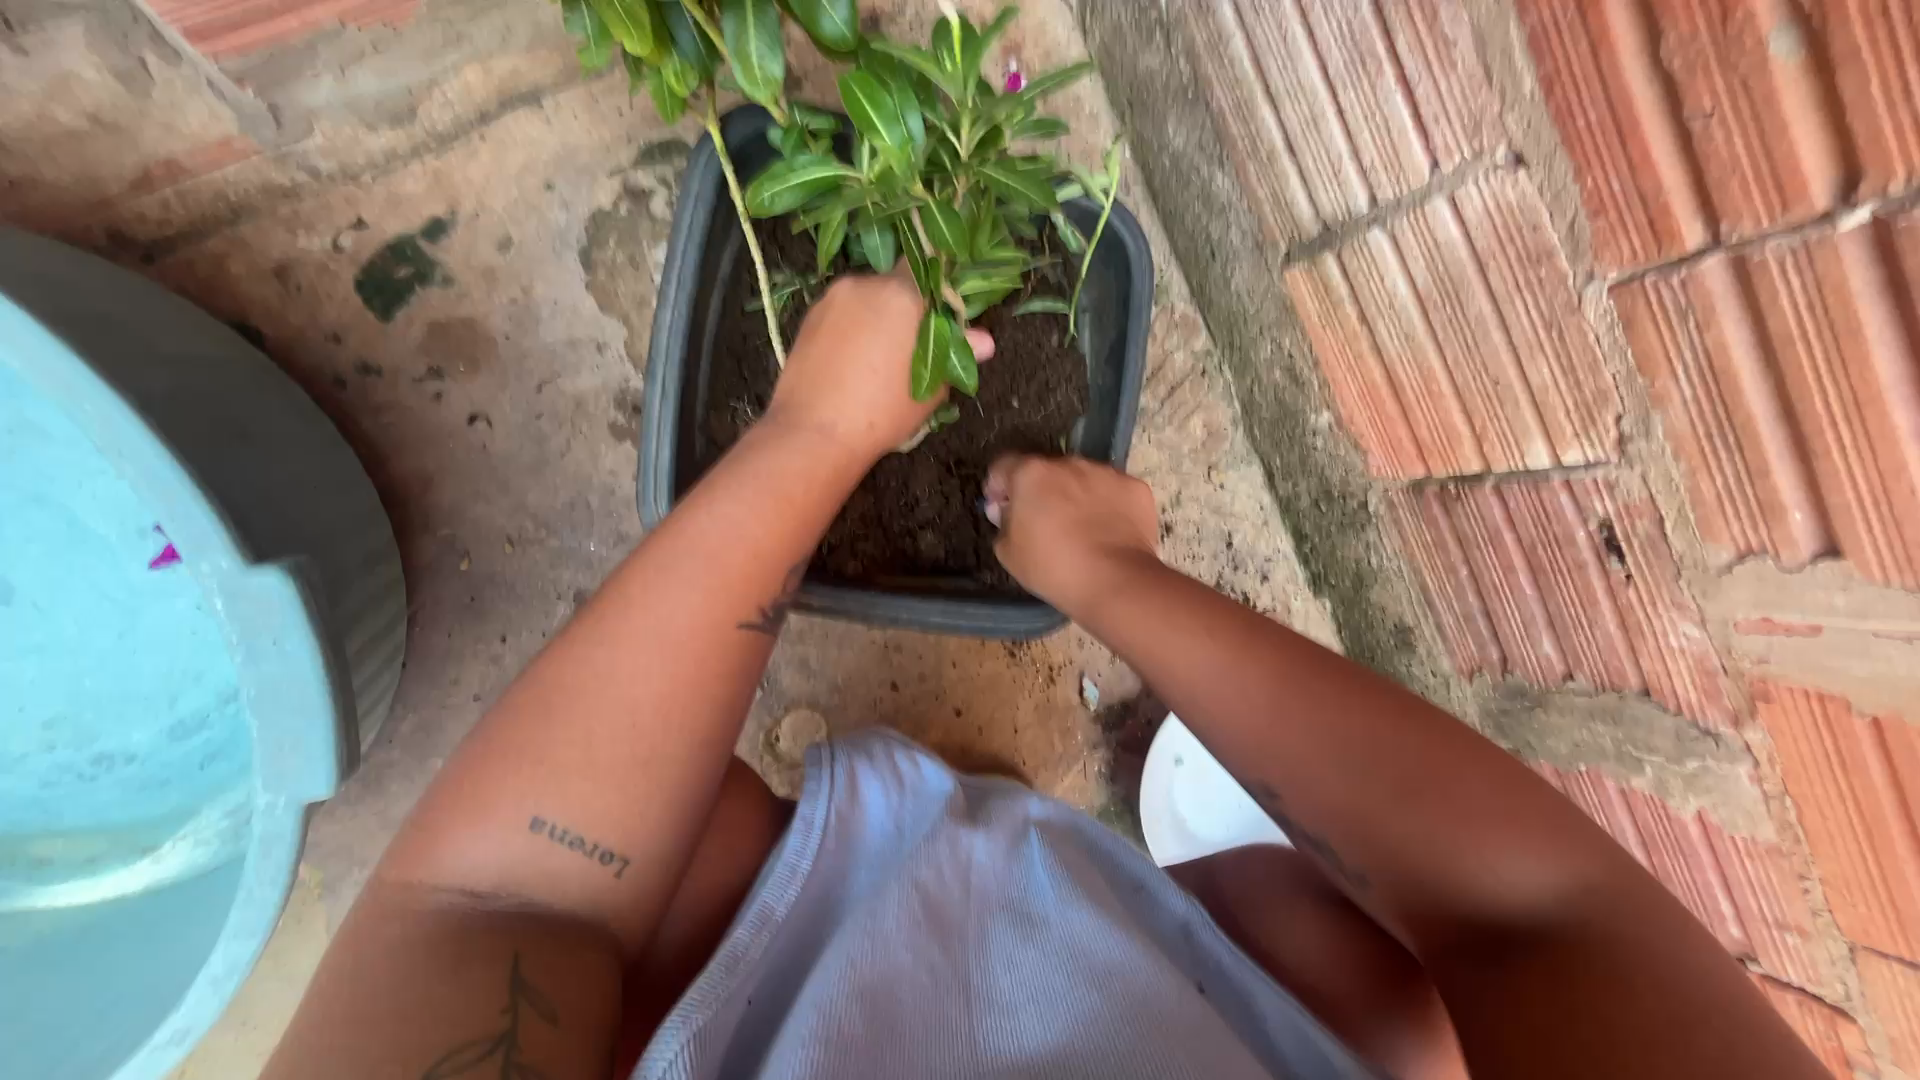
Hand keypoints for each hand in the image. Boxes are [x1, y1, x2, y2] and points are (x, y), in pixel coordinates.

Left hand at [763, 264, 993, 462]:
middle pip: (894, 287)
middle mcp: (863, 285)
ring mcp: (830, 300)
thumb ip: (956, 354)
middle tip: (910, 349)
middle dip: (904, 311)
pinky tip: (852, 366)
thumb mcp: (931, 388)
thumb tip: (985, 341)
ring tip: (878, 363)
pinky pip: (840, 316)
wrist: (815, 433)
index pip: (927, 269)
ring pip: (865, 302)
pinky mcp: (807, 319)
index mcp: (901, 294)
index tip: (939, 319)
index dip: (935, 291)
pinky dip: (851, 332)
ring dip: (875, 321)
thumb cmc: (883, 411)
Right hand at [982, 455, 1159, 612]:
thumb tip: (1008, 511)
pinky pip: (1113, 492)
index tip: (1001, 508)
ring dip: (1076, 496)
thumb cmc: (1052, 567)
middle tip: (1043, 523)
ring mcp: (1106, 473)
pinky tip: (1108, 532)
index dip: (998, 486)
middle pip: (1046, 471)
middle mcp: (1069, 463)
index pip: (1004, 466)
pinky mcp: (1135, 488)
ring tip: (1081, 529)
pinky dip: (1108, 506)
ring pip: (1083, 479)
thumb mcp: (1008, 552)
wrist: (1114, 581)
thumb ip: (1003, 523)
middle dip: (1042, 491)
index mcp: (1031, 473)